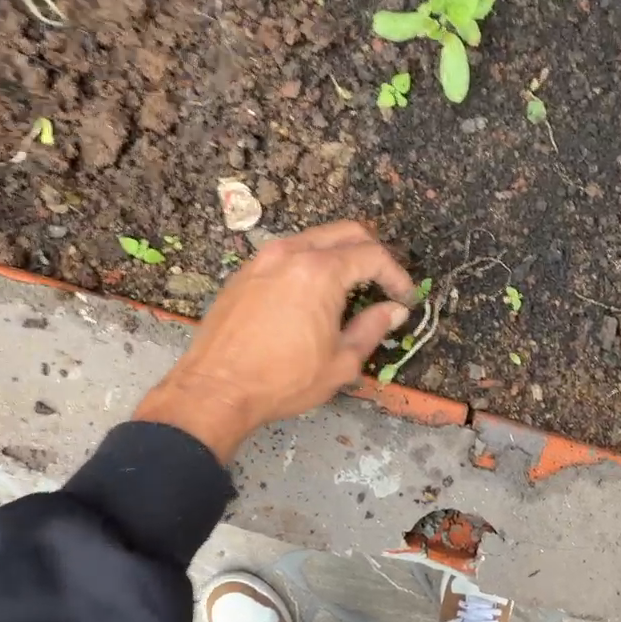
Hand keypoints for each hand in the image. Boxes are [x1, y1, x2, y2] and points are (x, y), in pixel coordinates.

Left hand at [134, 221, 415, 461]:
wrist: (216, 389)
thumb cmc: (282, 380)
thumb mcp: (341, 362)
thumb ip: (371, 329)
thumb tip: (393, 311)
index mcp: (320, 272)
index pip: (372, 256)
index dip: (396, 275)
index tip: (404, 297)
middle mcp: (291, 254)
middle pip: (345, 232)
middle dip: (373, 253)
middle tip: (385, 283)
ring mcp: (263, 259)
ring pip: (314, 239)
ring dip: (340, 256)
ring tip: (352, 288)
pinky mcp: (245, 273)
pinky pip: (288, 254)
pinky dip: (310, 264)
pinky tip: (314, 295)